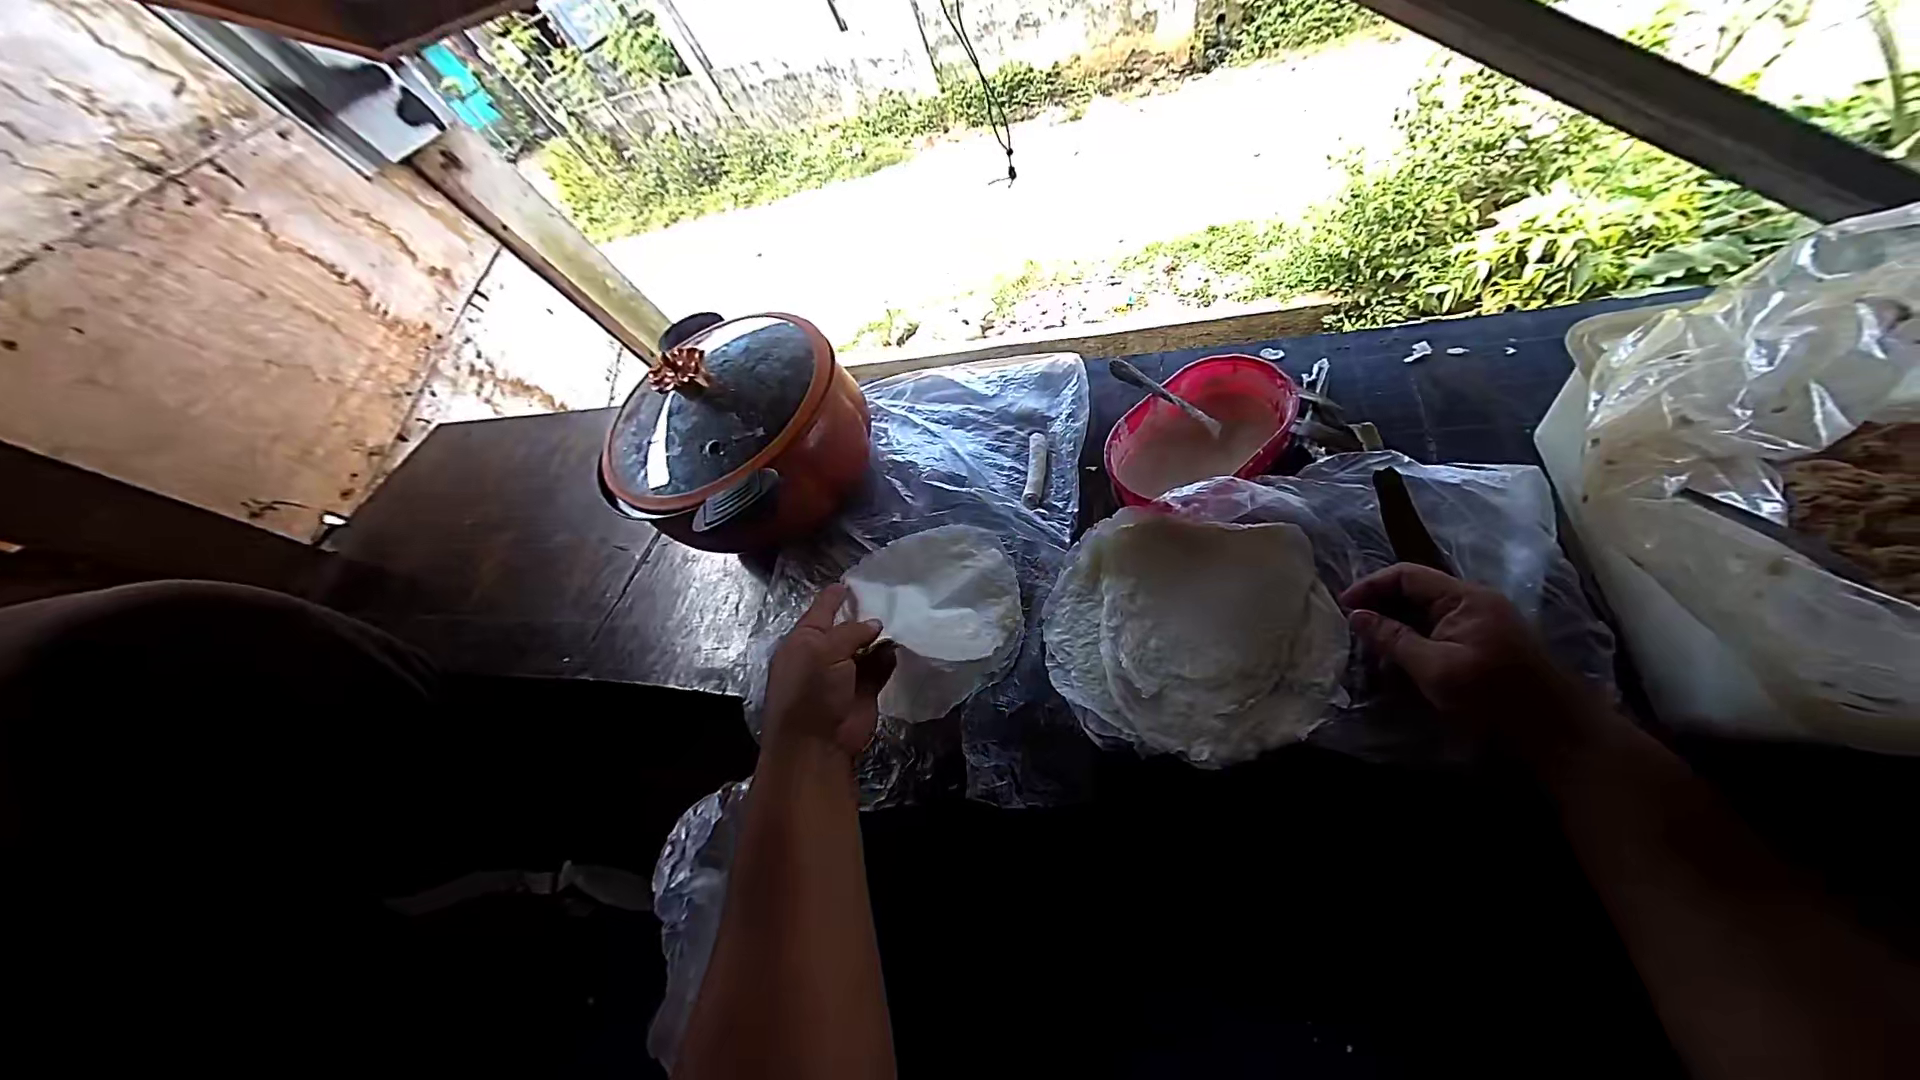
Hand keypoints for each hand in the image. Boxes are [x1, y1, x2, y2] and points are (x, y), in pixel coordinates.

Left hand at [762, 584, 896, 760]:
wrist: (815, 745)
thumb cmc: (810, 691)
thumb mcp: (823, 651)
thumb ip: (850, 632)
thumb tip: (875, 625)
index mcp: (803, 642)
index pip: (820, 611)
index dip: (835, 596)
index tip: (850, 581)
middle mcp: (822, 655)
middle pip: (845, 629)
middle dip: (863, 615)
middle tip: (887, 595)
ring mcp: (844, 674)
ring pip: (866, 648)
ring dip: (880, 637)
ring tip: (901, 616)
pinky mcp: (864, 692)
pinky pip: (880, 668)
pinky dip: (889, 658)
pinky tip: (900, 645)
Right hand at [1339, 563, 1579, 737]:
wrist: (1559, 736)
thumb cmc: (1494, 697)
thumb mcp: (1434, 667)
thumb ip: (1392, 638)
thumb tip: (1356, 616)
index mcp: (1465, 599)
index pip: (1406, 575)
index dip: (1370, 586)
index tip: (1343, 608)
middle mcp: (1473, 604)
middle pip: (1413, 591)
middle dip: (1378, 605)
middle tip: (1350, 627)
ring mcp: (1479, 625)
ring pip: (1422, 613)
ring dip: (1392, 625)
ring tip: (1365, 644)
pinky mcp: (1480, 646)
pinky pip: (1435, 631)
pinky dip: (1409, 639)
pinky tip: (1393, 659)